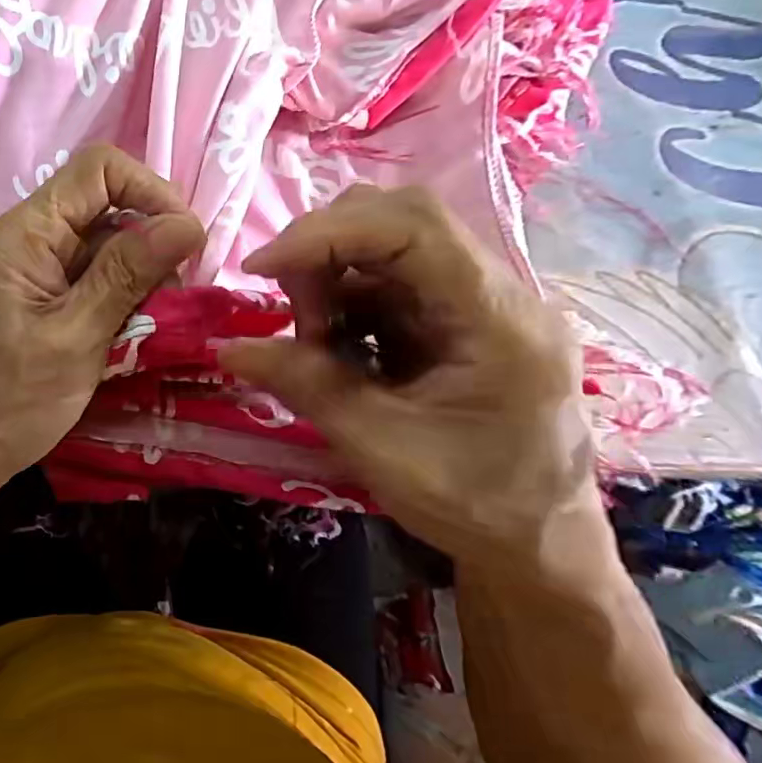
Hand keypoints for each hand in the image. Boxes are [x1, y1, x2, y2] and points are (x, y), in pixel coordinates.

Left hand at [0, 145, 203, 542]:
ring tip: (160, 315)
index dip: (148, 190)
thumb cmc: (11, 401)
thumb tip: (187, 223)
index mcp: (25, 234)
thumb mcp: (76, 337)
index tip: (184, 240)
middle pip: (107, 203)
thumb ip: (126, 275)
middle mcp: (31, 238)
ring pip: (108, 241)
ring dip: (143, 270)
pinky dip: (127, 293)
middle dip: (151, 236)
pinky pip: (98, 275)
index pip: (97, 169)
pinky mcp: (47, 297)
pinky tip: (139, 326)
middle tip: (176, 290)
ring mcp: (38, 268)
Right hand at [217, 185, 600, 579]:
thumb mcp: (378, 446)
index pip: (412, 229)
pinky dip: (338, 299)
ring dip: (326, 276)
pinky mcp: (451, 316)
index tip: (261, 269)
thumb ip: (304, 385)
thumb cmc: (472, 501)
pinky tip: (330, 345)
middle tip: (287, 307)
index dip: (326, 234)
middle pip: (398, 219)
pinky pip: (383, 279)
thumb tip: (225, 347)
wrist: (536, 543)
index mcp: (498, 320)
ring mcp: (473, 301)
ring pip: (384, 243)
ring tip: (311, 339)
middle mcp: (494, 292)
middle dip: (322, 249)